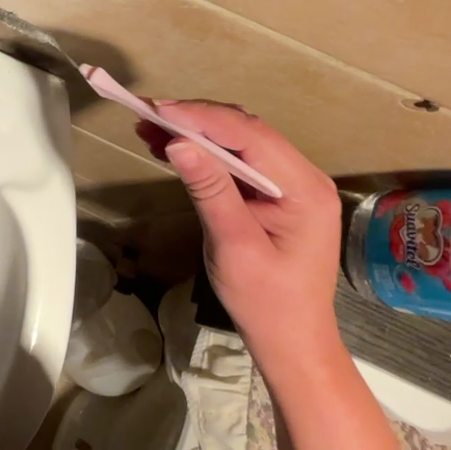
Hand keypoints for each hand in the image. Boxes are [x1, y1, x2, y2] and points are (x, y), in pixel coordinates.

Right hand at [136, 102, 342, 359]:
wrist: (291, 340)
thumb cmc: (266, 301)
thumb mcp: (234, 246)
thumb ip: (210, 190)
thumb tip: (177, 143)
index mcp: (304, 188)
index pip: (248, 134)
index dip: (201, 117)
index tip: (157, 110)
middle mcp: (302, 176)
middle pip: (243, 130)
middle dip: (194, 119)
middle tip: (147, 116)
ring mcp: (290, 182)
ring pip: (237, 139)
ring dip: (194, 131)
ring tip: (149, 128)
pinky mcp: (273, 191)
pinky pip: (236, 158)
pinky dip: (202, 149)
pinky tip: (170, 147)